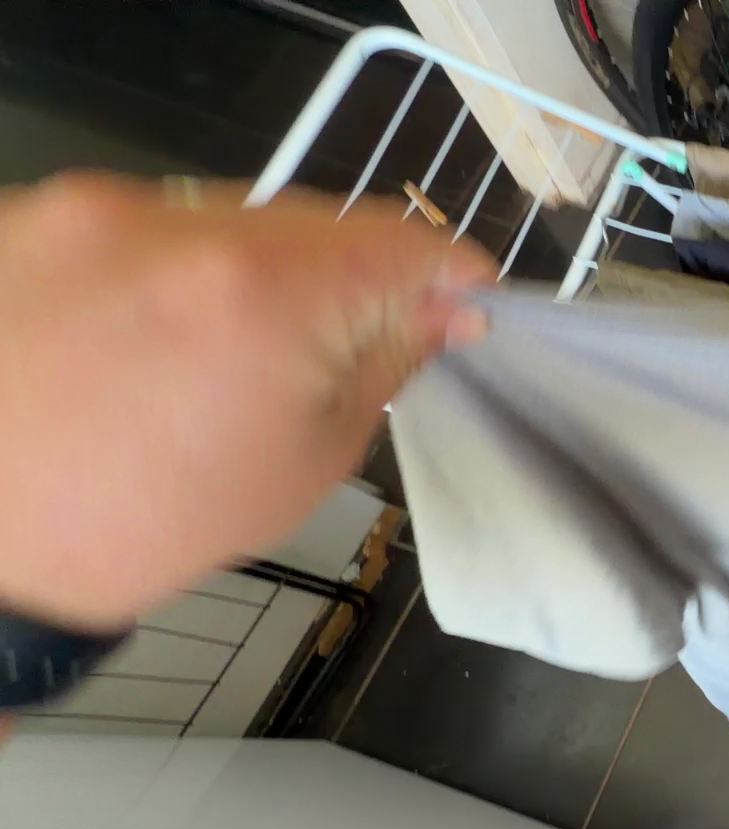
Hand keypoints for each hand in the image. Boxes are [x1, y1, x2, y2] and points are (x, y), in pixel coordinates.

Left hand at [0, 173, 494, 631]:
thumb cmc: (181, 508)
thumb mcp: (328, 443)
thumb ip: (394, 356)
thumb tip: (453, 311)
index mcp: (266, 289)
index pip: (404, 244)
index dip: (457, 269)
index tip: (475, 298)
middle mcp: (176, 224)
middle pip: (330, 222)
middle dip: (376, 275)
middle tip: (389, 331)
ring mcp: (93, 211)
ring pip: (253, 216)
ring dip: (300, 267)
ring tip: (285, 337)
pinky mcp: (37, 218)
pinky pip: (176, 223)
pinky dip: (221, 264)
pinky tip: (205, 326)